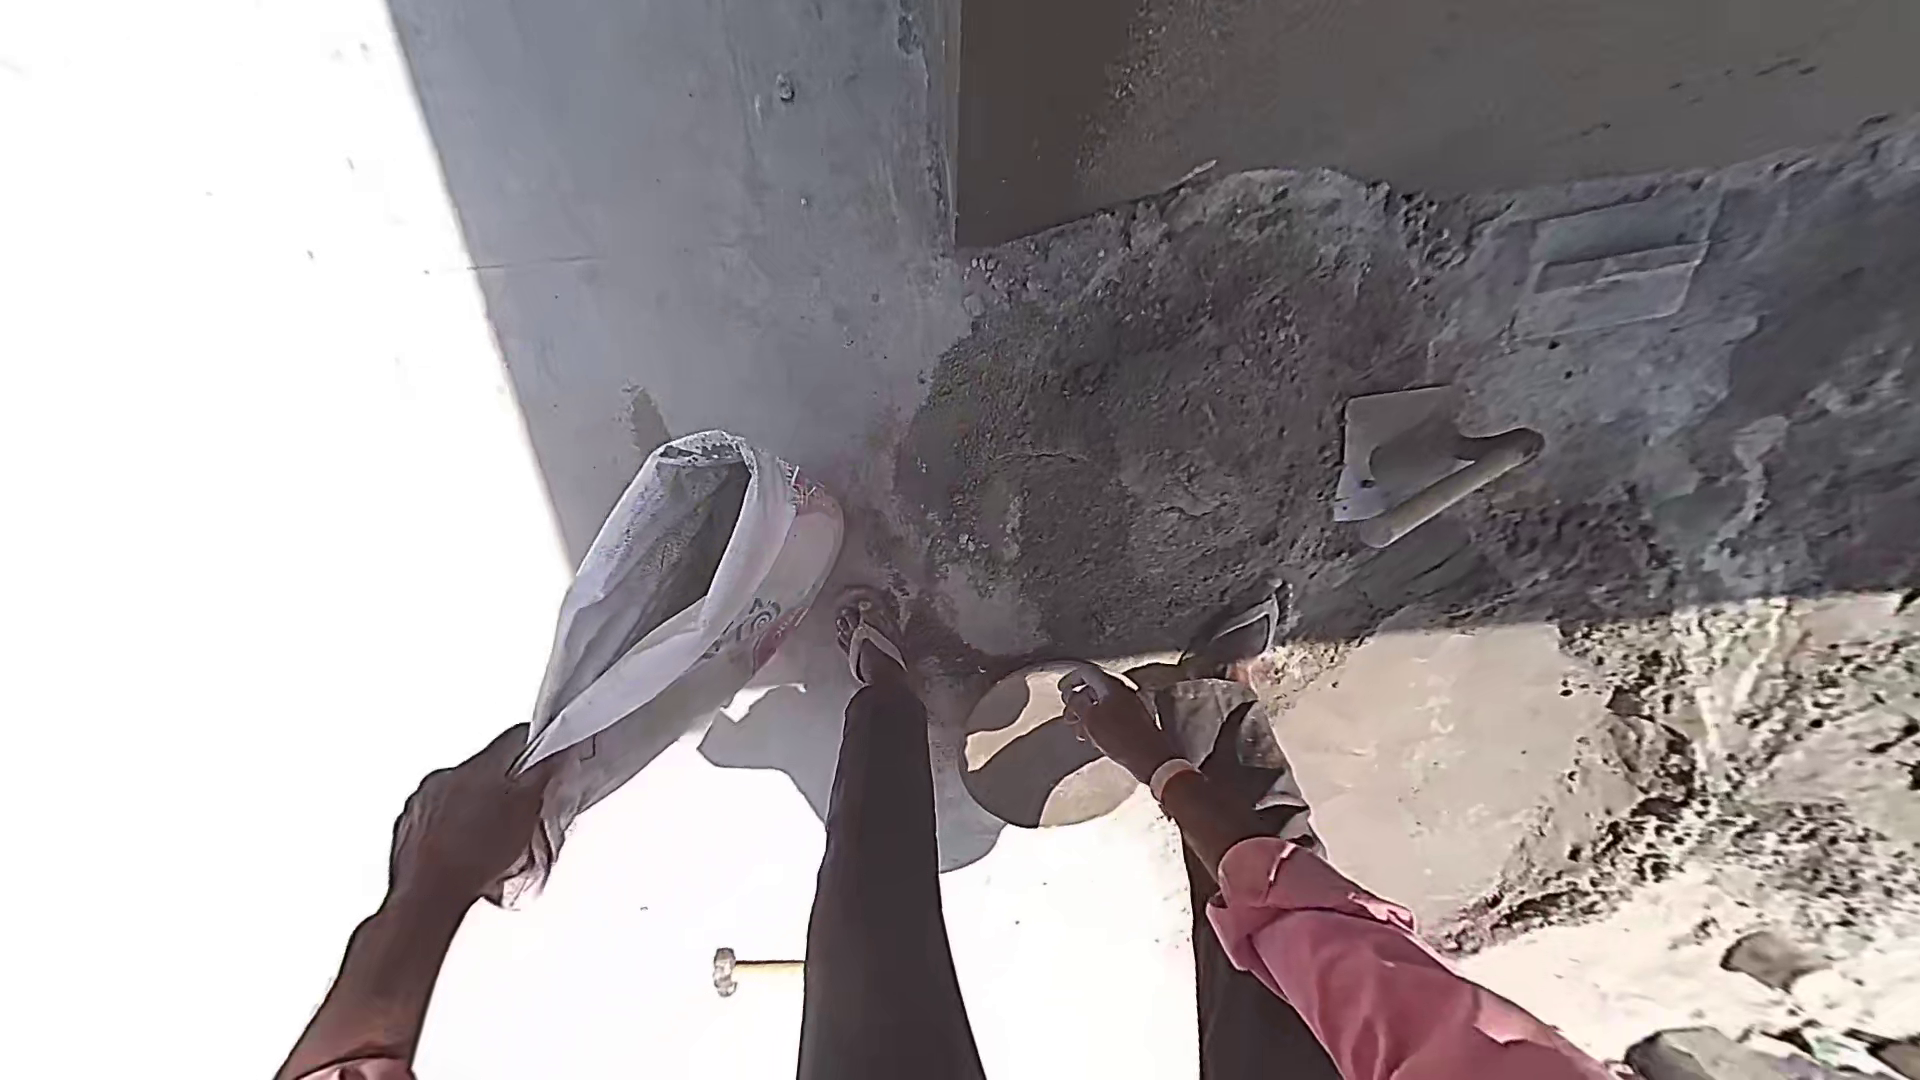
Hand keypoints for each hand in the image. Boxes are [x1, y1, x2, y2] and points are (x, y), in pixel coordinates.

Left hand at [387, 724, 550, 908]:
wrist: (427, 900)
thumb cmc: (477, 855)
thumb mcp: (529, 808)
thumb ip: (545, 774)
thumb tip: (557, 754)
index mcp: (478, 766)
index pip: (515, 737)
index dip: (538, 745)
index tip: (548, 757)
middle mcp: (445, 776)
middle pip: (488, 765)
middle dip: (507, 779)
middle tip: (524, 802)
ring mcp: (421, 802)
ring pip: (462, 788)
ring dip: (479, 801)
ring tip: (495, 829)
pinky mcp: (406, 827)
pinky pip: (439, 813)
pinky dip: (455, 822)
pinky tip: (469, 844)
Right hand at [1059, 664, 1178, 783]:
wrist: (1150, 758)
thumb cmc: (1120, 737)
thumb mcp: (1089, 718)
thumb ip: (1077, 703)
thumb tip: (1072, 695)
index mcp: (1111, 685)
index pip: (1086, 672)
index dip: (1070, 679)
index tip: (1062, 690)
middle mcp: (1121, 691)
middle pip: (1092, 688)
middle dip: (1076, 702)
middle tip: (1069, 716)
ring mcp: (1129, 705)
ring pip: (1101, 703)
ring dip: (1086, 714)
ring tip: (1080, 731)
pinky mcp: (1134, 719)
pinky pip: (1111, 714)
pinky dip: (1098, 721)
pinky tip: (1093, 736)